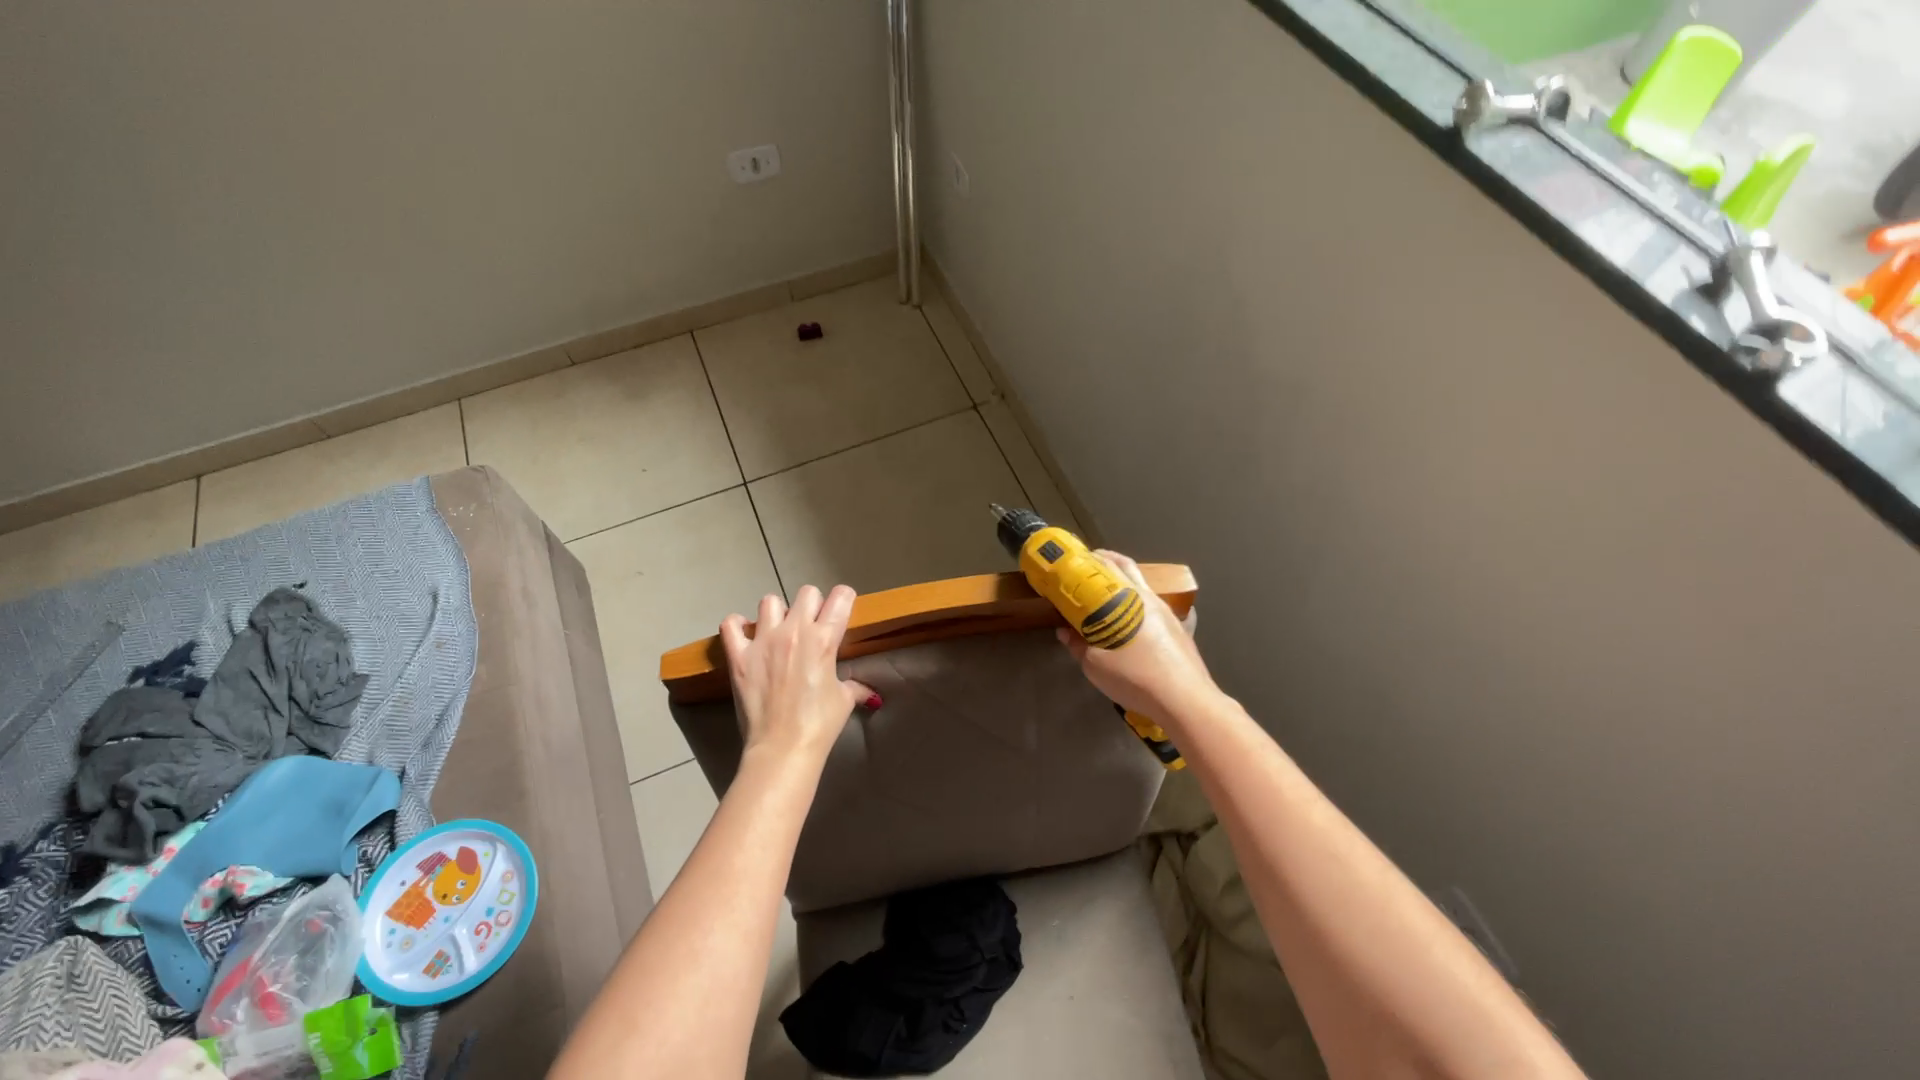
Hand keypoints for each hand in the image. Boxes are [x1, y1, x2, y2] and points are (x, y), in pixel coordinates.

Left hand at [720, 585, 874, 761]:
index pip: (841, 598)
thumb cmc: (819, 724)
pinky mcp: (739, 655)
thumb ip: (854, 688)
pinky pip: (731, 624)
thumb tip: (867, 693)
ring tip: (778, 631)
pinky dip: (737, 626)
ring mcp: (763, 641)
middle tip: (811, 626)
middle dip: (812, 605)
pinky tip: (745, 636)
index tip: (841, 610)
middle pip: (807, 593)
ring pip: (770, 602)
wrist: (782, 747)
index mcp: (824, 639)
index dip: (844, 600)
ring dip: (777, 613)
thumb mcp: (843, 702)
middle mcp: (794, 631)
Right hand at [1057, 550, 1220, 726]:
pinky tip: (1128, 624)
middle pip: (1130, 569)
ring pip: (1142, 589)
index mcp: (1130, 599)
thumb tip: (1064, 631)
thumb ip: (1078, 645)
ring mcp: (1169, 615)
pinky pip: (1152, 609)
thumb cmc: (1136, 677)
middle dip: (1108, 564)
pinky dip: (1136, 606)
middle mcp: (1151, 599)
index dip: (1092, 559)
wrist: (1185, 701)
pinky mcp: (1179, 632)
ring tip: (1104, 597)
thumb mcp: (1096, 665)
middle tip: (1088, 569)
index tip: (1076, 561)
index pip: (1110, 566)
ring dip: (1123, 585)